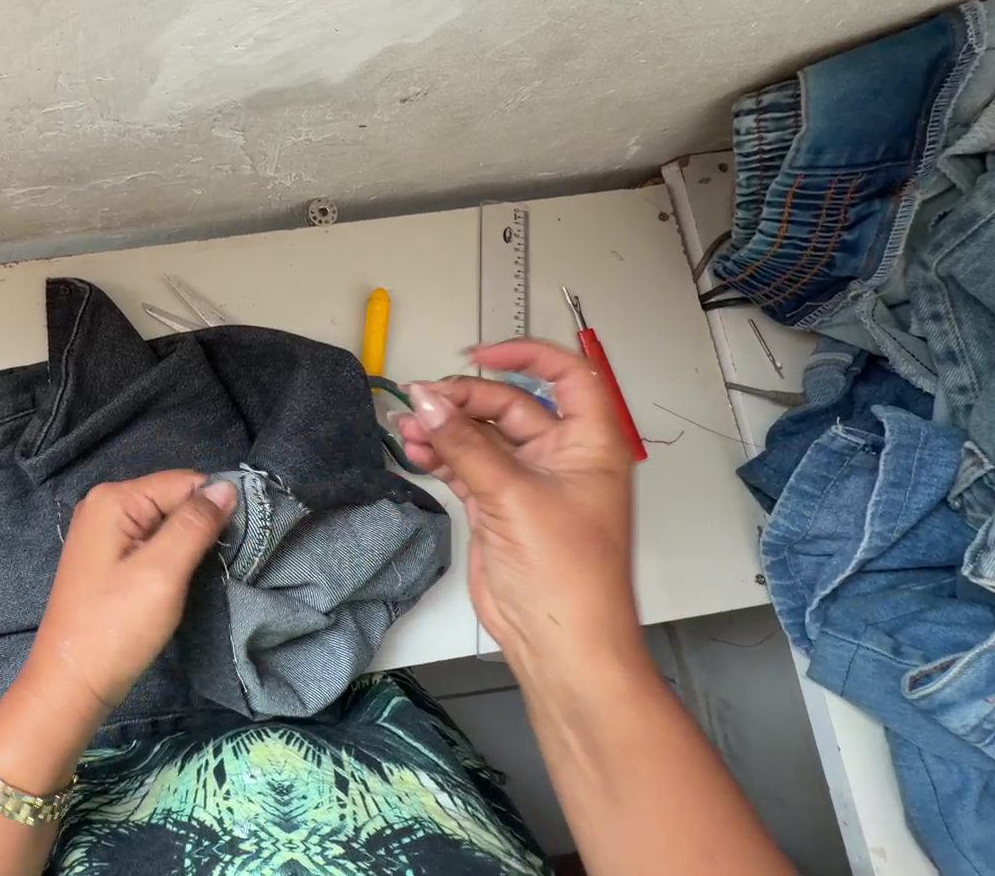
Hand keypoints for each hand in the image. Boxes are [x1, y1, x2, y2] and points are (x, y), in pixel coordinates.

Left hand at [24, 471, 236, 712]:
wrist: (71, 682)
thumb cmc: (116, 626)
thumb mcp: (162, 573)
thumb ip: (195, 524)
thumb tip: (228, 486)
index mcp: (114, 499)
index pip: (184, 482)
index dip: (215, 506)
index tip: (240, 540)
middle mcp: (105, 504)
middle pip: (173, 498)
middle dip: (200, 524)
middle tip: (221, 561)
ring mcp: (103, 530)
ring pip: (165, 521)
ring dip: (187, 543)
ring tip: (199, 575)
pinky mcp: (107, 555)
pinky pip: (150, 540)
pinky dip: (170, 556)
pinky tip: (176, 580)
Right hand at [393, 340, 638, 667]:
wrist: (555, 641)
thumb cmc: (564, 571)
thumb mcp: (513, 495)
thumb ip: (463, 444)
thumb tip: (423, 399)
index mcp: (588, 444)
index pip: (568, 376)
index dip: (526, 355)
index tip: (479, 354)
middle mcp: (558, 455)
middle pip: (507, 405)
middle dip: (462, 399)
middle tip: (421, 401)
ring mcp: (524, 479)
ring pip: (478, 434)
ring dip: (442, 427)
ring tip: (406, 427)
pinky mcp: (495, 502)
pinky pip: (462, 462)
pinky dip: (437, 453)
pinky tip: (413, 449)